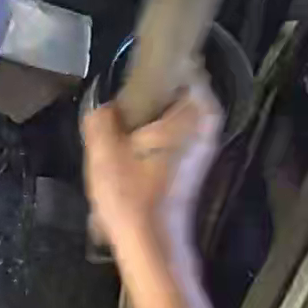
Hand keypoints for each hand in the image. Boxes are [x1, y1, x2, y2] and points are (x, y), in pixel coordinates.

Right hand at [81, 79, 220, 264]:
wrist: (150, 244)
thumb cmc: (130, 196)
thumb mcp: (102, 150)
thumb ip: (100, 117)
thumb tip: (105, 107)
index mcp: (194, 111)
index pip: (181, 63)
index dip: (151, 65)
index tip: (124, 77)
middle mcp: (206, 123)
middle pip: (173, 89)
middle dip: (144, 95)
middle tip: (114, 112)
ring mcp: (202, 145)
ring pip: (169, 113)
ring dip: (143, 118)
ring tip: (116, 134)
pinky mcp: (191, 163)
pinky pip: (169, 133)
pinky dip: (149, 136)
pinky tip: (125, 153)